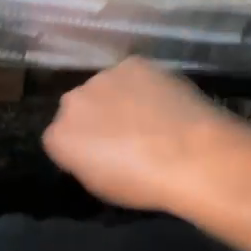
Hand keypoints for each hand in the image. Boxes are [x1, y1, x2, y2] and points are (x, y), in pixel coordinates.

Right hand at [42, 57, 248, 211]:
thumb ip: (86, 162)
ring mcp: (102, 77)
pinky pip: (131, 74)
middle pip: (79, 108)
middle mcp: (71, 101)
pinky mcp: (133, 63)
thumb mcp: (102, 187)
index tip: (102, 158)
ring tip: (149, 117)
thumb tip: (92, 150)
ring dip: (118, 98)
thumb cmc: (145, 185)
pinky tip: (163, 101)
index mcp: (58, 137)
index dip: (81, 149)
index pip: (58, 139)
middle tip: (124, 137)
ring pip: (105, 88)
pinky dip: (142, 85)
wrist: (192, 156)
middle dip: (95, 118)